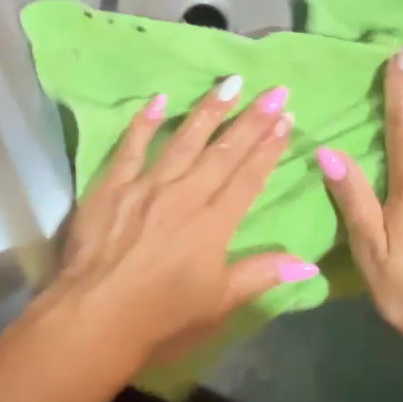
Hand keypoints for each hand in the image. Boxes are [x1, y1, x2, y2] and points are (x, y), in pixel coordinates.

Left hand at [42, 77, 320, 368]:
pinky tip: (160, 99)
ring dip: (209, 110)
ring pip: (183, 140)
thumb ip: (261, 275)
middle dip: (251, 119)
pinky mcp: (111, 186)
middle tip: (274, 90)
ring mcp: (146, 186)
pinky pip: (131, 146)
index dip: (270, 148)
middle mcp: (184, 195)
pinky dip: (145, 122)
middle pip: (223, 152)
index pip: (248, 178)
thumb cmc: (160, 318)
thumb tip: (308, 264)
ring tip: (231, 83)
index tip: (286, 120)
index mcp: (213, 224)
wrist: (94, 316)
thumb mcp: (218, 304)